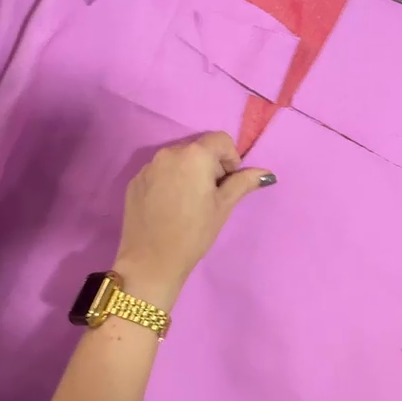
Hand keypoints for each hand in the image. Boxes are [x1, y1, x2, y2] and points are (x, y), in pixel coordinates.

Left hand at [113, 131, 273, 305]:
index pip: (221, 139)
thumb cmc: (194, 232)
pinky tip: (169, 207)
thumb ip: (243, 182)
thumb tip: (266, 173)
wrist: (151, 261)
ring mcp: (148, 166)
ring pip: (177, 160)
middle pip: (198, 148)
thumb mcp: (224, 206)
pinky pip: (159, 172)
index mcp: (194, 155)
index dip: (230, 159)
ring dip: (188, 173)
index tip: (227, 183)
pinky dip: (169, 182)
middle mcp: (169, 153)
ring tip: (188, 203)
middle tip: (210, 197)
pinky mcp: (135, 181)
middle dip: (209, 166)